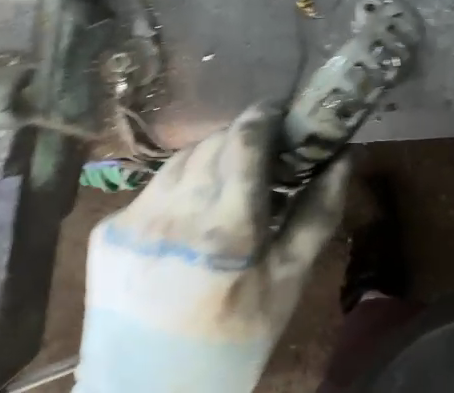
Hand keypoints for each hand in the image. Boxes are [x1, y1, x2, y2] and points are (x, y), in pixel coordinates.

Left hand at [75, 103, 349, 392]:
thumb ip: (317, 214)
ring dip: (209, 157)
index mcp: (228, 226)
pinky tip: (189, 214)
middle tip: (261, 156)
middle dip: (241, 138)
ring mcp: (137, 220)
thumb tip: (344, 157)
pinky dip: (177, 186)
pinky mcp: (109, 233)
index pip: (246, 137)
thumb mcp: (287, 282)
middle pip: (214, 141)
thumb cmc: (233, 340)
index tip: (281, 114)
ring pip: (181, 158)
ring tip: (226, 181)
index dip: (266, 116)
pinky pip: (152, 187)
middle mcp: (178, 211)